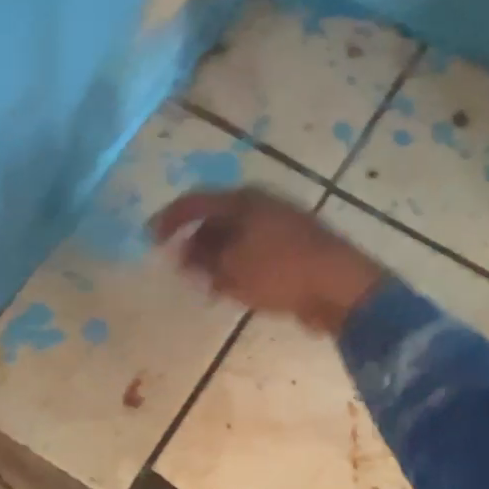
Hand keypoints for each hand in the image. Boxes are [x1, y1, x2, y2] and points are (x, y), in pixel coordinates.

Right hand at [151, 186, 387, 332]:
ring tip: (203, 283)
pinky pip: (253, 251)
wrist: (338, 286)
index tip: (151, 238)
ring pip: (235, 237)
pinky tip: (232, 287)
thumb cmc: (279, 272)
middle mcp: (260, 205)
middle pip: (216, 218)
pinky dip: (237, 265)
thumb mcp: (231, 270)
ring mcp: (279, 225)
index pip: (195, 202)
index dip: (169, 219)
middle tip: (178, 266)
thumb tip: (185, 255)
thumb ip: (202, 261)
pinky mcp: (293, 247)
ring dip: (215, 257)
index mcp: (243, 201)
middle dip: (194, 241)